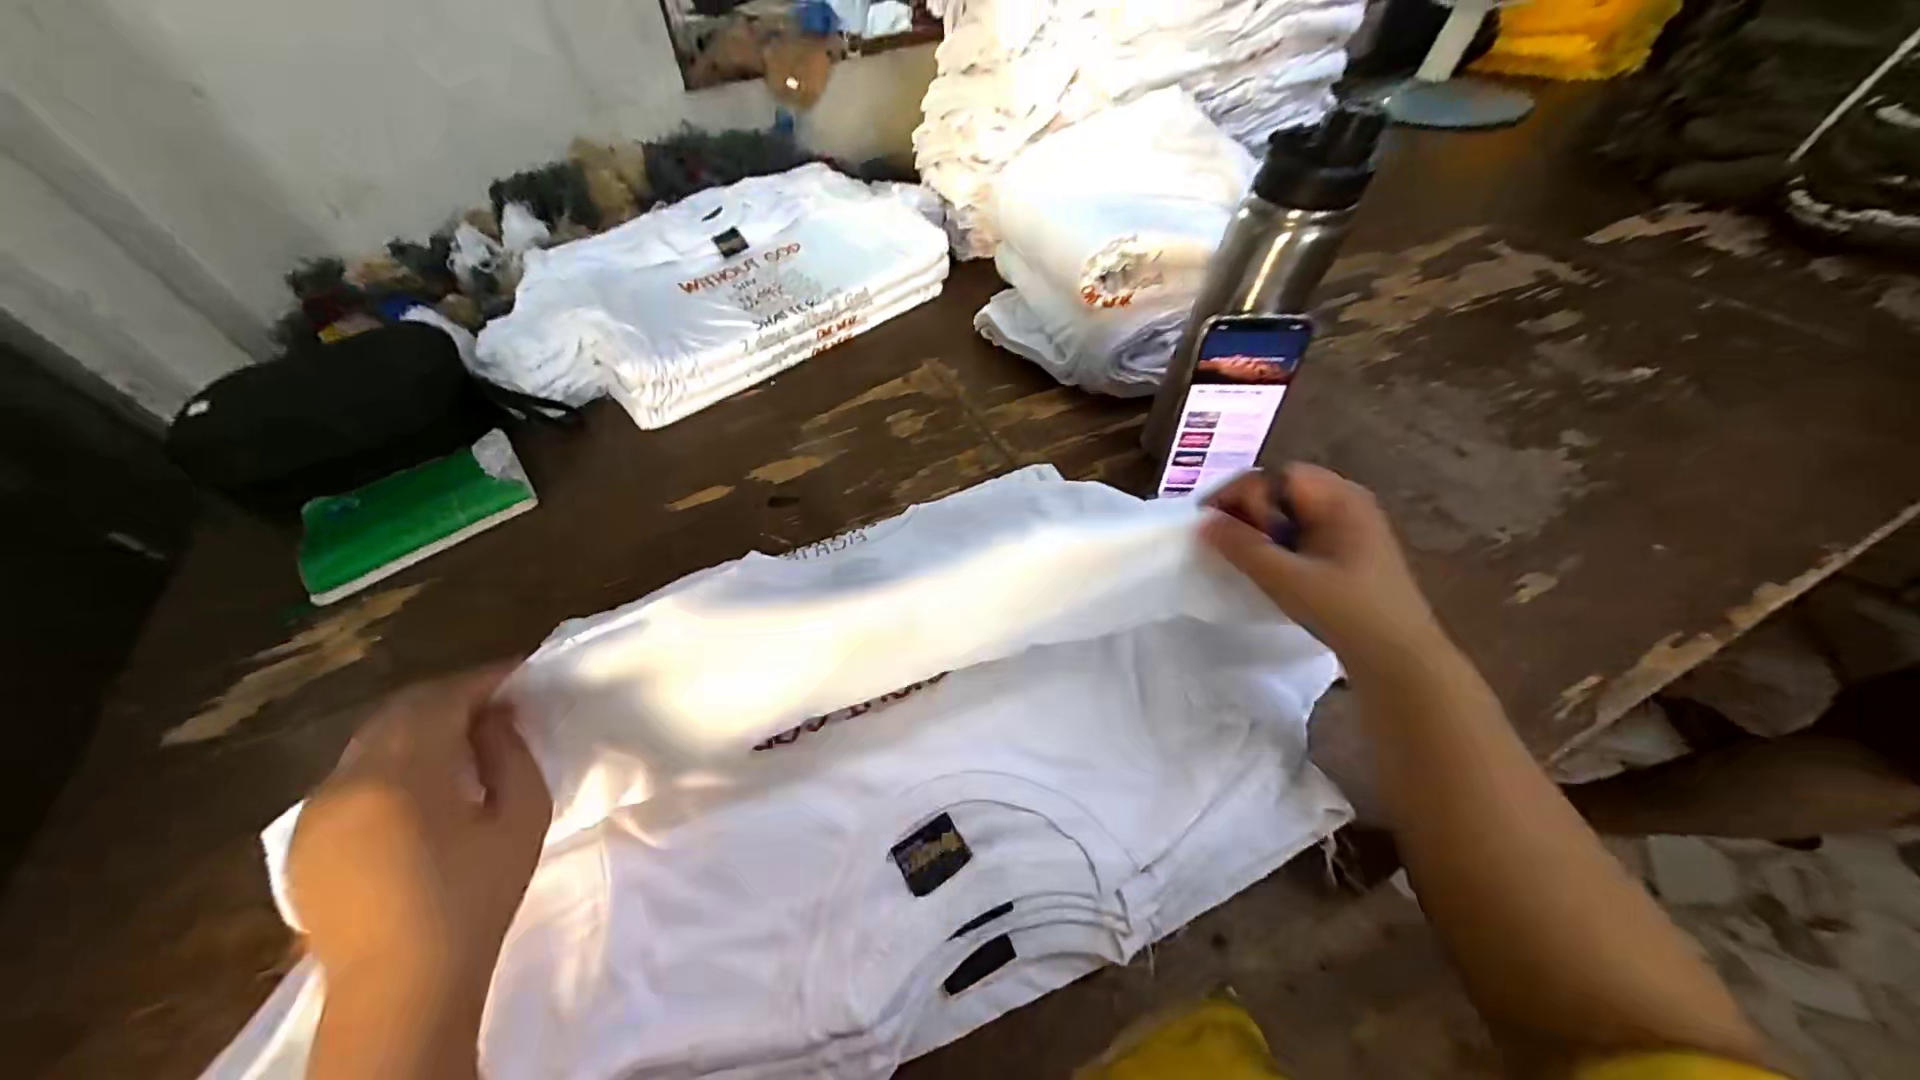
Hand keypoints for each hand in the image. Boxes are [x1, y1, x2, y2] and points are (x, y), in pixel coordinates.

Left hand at [290, 666, 549, 1000]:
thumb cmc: (476, 897)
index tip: (521, 673)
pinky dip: (392, 757)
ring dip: (420, 725)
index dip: (484, 679)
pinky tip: (425, 780)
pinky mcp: (303, 839)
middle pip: (399, 710)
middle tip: (498, 700)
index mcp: (399, 775)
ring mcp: (314, 811)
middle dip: (452, 696)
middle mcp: (344, 782)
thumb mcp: (522, 817)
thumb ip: (511, 754)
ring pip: (370, 739)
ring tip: (466, 735)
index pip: (442, 699)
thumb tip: (496, 718)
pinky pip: (352, 773)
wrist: (403, 986)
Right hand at [1200, 464, 1449, 677]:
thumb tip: (1204, 523)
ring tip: (1242, 553)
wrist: (1400, 659)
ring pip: (1292, 512)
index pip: (1277, 476)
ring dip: (1262, 527)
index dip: (1238, 493)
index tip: (1209, 521)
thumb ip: (1242, 547)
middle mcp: (1349, 503)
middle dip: (1249, 509)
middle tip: (1224, 538)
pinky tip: (1268, 566)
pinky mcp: (1350, 551)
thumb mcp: (1285, 579)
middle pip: (1285, 489)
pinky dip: (1279, 541)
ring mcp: (1352, 527)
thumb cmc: (1346, 611)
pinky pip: (1304, 531)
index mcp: (1340, 499)